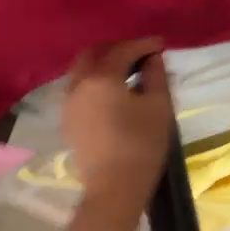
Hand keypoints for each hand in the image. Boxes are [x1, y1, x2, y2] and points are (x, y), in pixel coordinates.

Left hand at [62, 38, 173, 215]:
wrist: (115, 186)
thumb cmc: (142, 143)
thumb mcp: (159, 105)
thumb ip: (155, 75)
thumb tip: (152, 59)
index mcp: (101, 78)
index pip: (123, 50)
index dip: (144, 44)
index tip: (162, 44)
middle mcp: (78, 85)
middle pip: (92, 54)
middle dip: (116, 48)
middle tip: (140, 53)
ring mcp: (68, 104)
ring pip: (80, 71)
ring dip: (102, 63)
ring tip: (127, 70)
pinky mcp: (67, 120)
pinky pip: (78, 88)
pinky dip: (94, 80)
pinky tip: (113, 91)